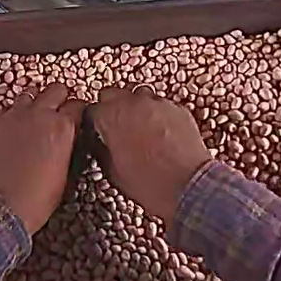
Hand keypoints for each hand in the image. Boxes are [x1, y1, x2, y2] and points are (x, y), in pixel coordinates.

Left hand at [0, 84, 87, 233]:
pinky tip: (15, 130)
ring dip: (36, 103)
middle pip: (55, 90)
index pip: (78, 105)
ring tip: (36, 117)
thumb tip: (68, 142)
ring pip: (29, 94)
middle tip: (60, 110)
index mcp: (62, 128)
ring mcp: (14, 116)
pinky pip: (8, 111)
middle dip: (60, 98)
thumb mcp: (65, 175)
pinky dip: (14, 116)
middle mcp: (38, 115)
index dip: (80, 111)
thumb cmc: (34, 198)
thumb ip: (68, 149)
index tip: (79, 117)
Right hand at [89, 86, 211, 227]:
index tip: (97, 131)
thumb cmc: (151, 182)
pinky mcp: (177, 109)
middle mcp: (132, 104)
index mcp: (110, 117)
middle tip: (115, 127)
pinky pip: (161, 106)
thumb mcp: (112, 171)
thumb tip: (100, 145)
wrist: (189, 187)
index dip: (93, 122)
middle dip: (111, 108)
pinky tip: (159, 133)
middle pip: (113, 94)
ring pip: (138, 96)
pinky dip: (157, 115)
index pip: (92, 109)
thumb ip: (101, 150)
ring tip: (138, 129)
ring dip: (135, 108)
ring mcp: (157, 104)